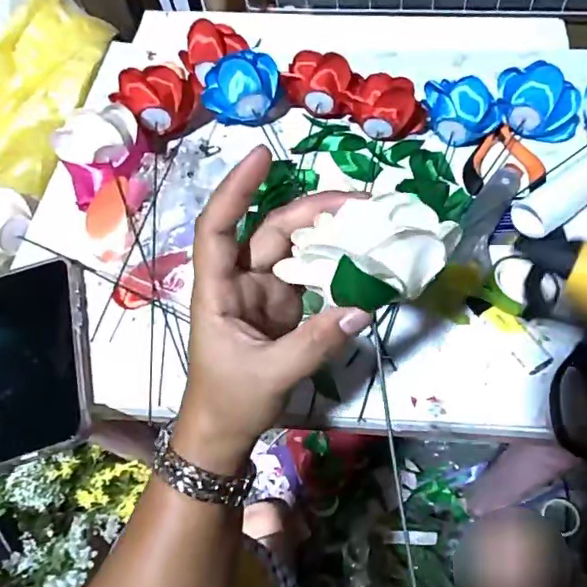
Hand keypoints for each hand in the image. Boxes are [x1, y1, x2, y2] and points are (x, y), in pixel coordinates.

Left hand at [174, 147, 369, 473]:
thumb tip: (362, 308)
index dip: (237, 189)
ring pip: (295, 248)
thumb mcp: (272, 374)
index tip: (263, 156)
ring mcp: (265, 292)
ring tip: (367, 220)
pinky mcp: (285, 307)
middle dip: (311, 209)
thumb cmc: (230, 400)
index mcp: (219, 289)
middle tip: (358, 200)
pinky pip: (312, 275)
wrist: (225, 431)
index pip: (219, 227)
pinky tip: (362, 256)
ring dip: (327, 232)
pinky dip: (335, 263)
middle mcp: (240, 280)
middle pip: (272, 230)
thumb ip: (316, 342)